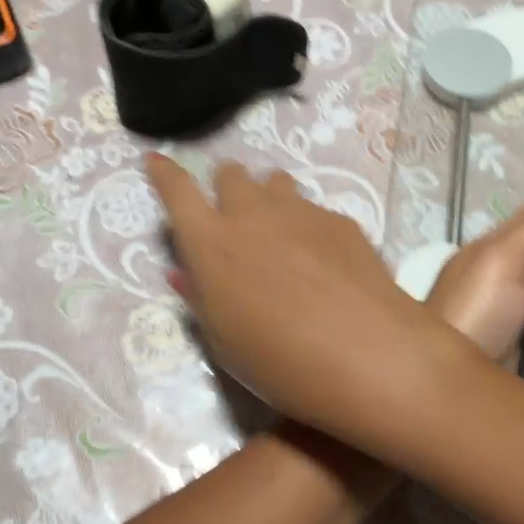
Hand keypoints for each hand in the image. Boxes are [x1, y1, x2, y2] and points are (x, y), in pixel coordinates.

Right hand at [148, 153, 464, 443]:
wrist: (367, 355)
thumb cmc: (279, 362)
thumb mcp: (224, 342)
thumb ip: (200, 298)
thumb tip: (184, 272)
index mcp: (211, 244)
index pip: (177, 192)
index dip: (164, 174)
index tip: (156, 161)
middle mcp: (252, 215)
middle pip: (231, 176)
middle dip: (225, 186)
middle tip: (231, 213)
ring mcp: (301, 212)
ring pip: (275, 183)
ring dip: (268, 197)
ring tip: (277, 230)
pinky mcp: (340, 220)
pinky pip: (313, 209)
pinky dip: (306, 224)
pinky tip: (322, 260)